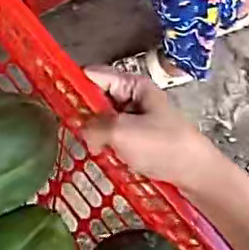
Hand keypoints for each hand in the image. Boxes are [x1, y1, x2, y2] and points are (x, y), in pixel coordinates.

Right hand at [80, 66, 222, 190]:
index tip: (52, 97)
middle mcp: (134, 96)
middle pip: (98, 97)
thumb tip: (82, 131)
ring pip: (105, 119)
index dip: (73, 84)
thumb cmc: (162, 146)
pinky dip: (108, 145)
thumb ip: (94, 126)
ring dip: (97, 133)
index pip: (94, 75)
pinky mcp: (141, 138)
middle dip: (85, 114)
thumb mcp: (122, 133)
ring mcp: (138, 117)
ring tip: (92, 148)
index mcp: (133, 84)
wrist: (197, 173)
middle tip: (70, 131)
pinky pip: (115, 136)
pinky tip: (105, 157)